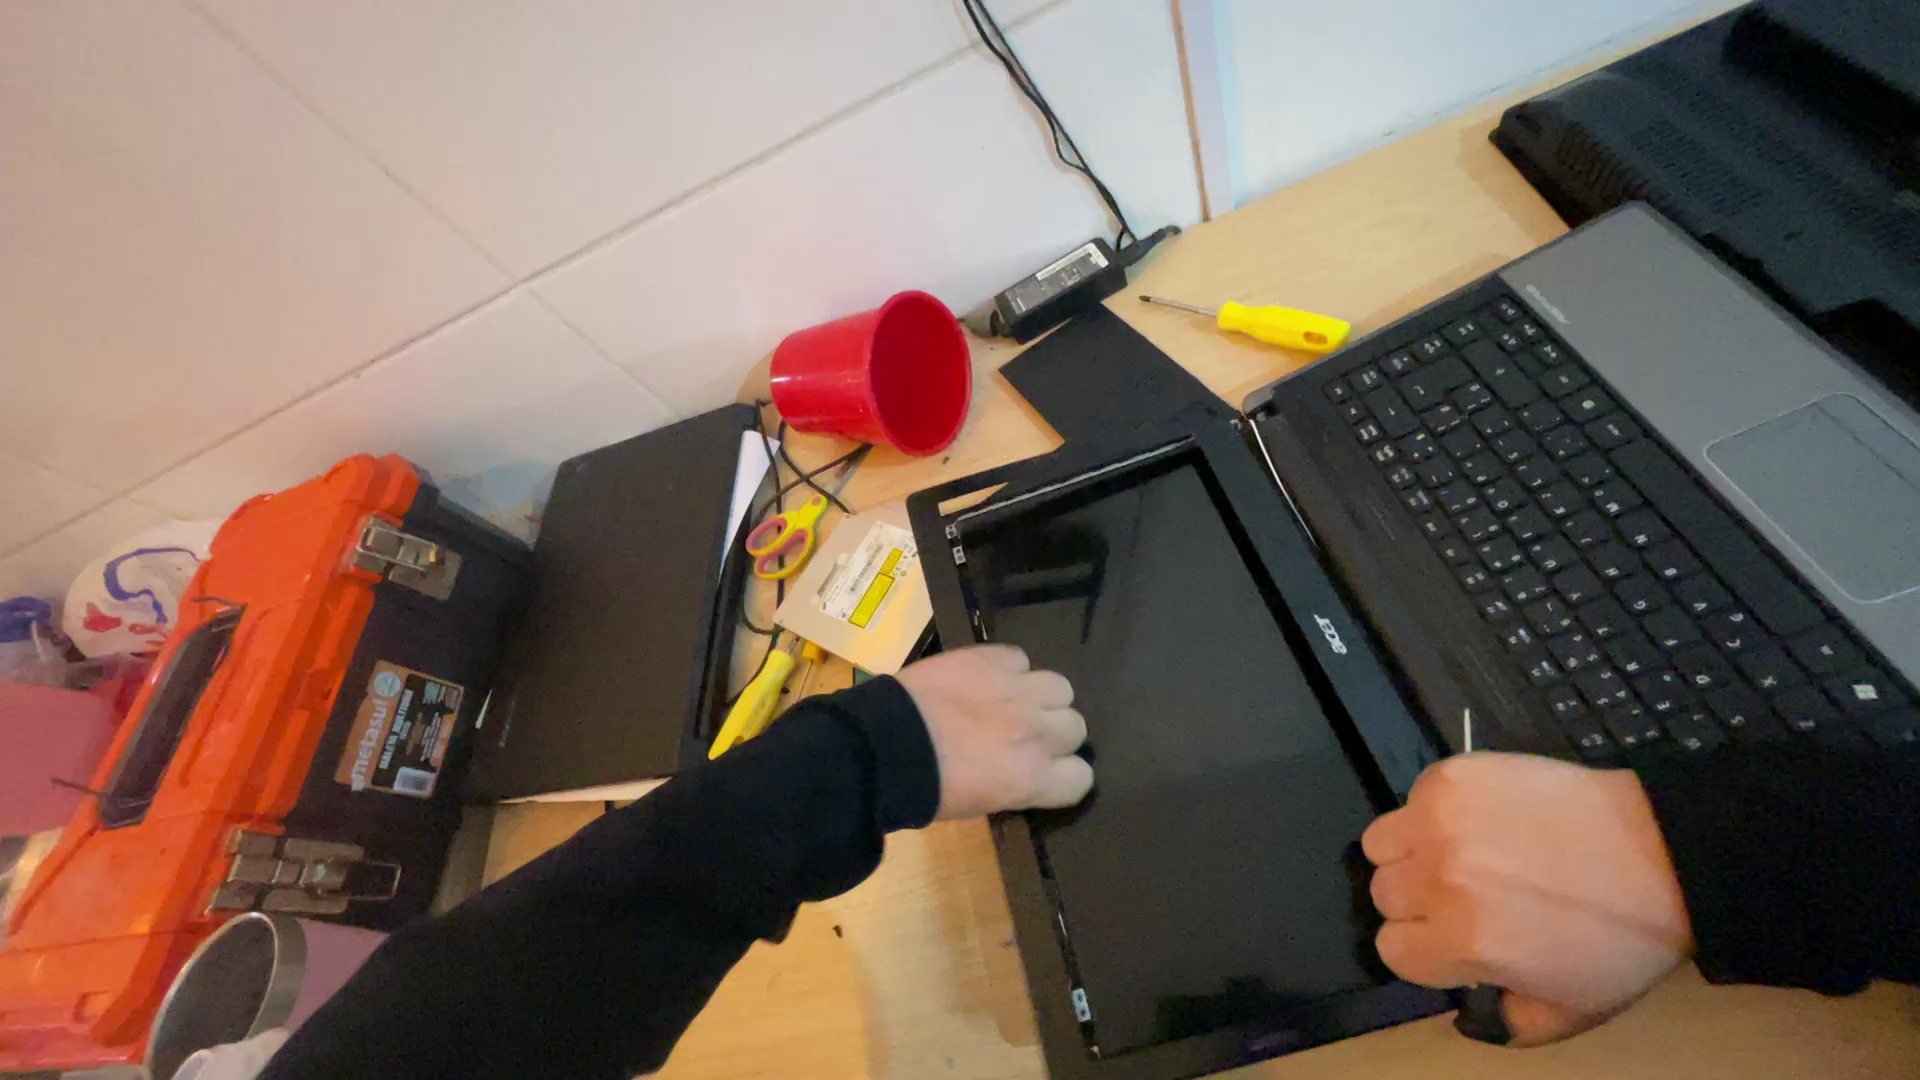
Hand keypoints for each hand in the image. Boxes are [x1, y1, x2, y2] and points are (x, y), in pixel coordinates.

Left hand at [895, 645, 1092, 819]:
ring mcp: (1018, 690)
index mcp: (1034, 778)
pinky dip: (1008, 668)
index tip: (1043, 772)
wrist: (884, 746)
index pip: (1081, 777)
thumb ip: (1015, 783)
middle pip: (1075, 726)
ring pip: (1059, 687)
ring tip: (1012, 700)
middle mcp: (1038, 732)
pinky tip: (986, 678)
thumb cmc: (925, 788)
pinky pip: (1019, 658)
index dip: (1063, 775)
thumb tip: (1021, 770)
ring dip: (1041, 696)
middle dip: (1054, 732)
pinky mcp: (992, 658)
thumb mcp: (980, 802)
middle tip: (1023, 734)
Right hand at [1361, 753, 1691, 1044]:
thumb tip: (1463, 1012)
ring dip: (1407, 853)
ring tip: (1451, 853)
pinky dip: (1430, 813)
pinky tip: (1477, 819)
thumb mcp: (1574, 1005)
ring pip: (1379, 843)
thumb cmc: (1619, 936)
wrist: (1660, 850)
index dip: (1423, 950)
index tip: (1450, 941)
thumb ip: (1509, 1021)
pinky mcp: (1444, 778)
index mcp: (1465, 939)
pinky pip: (1408, 800)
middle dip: (1416, 900)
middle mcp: (1439, 878)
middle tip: (1458, 894)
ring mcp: (1436, 821)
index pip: (1392, 949)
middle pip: (1383, 893)